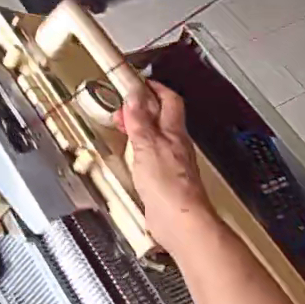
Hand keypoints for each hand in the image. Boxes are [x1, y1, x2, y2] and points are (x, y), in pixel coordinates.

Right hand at [116, 80, 218, 251]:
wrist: (180, 221)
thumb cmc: (170, 186)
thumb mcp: (146, 145)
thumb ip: (139, 120)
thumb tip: (134, 95)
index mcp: (174, 131)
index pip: (168, 99)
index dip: (154, 88)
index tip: (137, 82)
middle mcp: (176, 145)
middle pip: (163, 117)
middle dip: (145, 107)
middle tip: (126, 106)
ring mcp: (172, 163)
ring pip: (158, 137)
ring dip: (141, 129)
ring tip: (125, 127)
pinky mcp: (164, 181)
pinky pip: (153, 158)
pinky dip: (140, 151)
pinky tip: (132, 157)